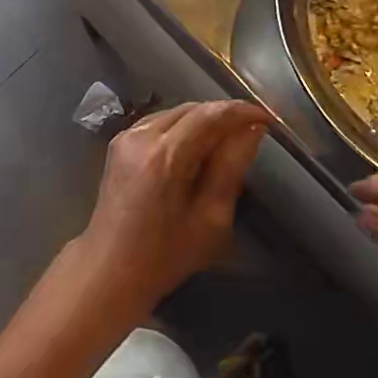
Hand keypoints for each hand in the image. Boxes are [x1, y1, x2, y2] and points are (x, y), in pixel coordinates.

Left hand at [75, 100, 270, 309]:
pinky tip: (196, 148)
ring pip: (175, 113)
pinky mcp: (118, 143)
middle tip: (251, 134)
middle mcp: (142, 136)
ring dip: (203, 121)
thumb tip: (252, 130)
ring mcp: (126, 137)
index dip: (242, 111)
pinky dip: (182, 128)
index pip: (211, 115)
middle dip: (224, 116)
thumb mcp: (211, 218)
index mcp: (165, 155)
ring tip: (227, 143)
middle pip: (192, 110)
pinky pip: (159, 123)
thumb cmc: (165, 254)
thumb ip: (231, 168)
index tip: (267, 119)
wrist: (110, 268)